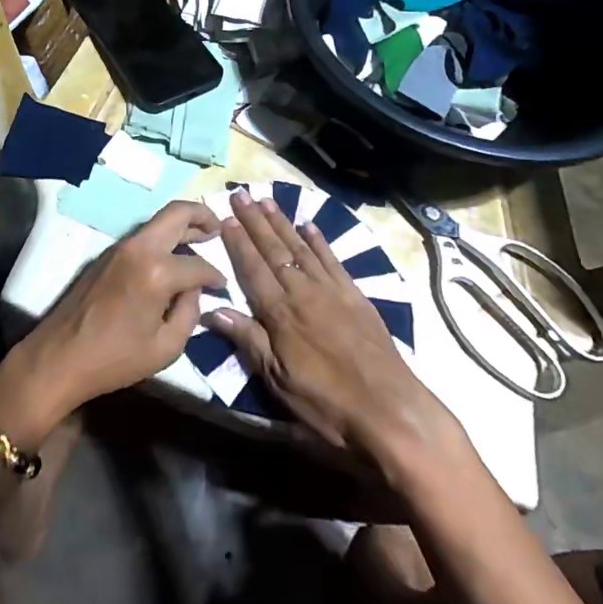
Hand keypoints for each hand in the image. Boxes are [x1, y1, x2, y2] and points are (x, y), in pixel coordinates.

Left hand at [0, 202, 224, 442]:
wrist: (56, 360)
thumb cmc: (113, 359)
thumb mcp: (166, 347)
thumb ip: (190, 312)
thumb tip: (194, 290)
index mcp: (157, 271)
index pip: (199, 265)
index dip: (216, 276)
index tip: (222, 285)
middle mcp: (139, 249)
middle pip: (178, 213)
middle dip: (203, 216)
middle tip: (218, 228)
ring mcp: (120, 247)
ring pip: (159, 221)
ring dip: (182, 224)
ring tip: (200, 238)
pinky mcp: (106, 255)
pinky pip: (143, 236)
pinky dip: (163, 238)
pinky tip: (171, 256)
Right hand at [205, 190, 463, 477]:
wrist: (388, 408)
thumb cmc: (326, 404)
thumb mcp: (278, 381)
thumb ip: (249, 340)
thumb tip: (214, 309)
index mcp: (281, 314)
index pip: (253, 269)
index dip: (238, 243)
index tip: (225, 218)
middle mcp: (305, 292)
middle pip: (276, 251)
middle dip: (256, 222)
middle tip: (241, 195)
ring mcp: (333, 290)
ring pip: (302, 248)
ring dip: (283, 223)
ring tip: (268, 201)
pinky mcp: (355, 295)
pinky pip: (332, 260)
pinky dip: (319, 241)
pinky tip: (309, 226)